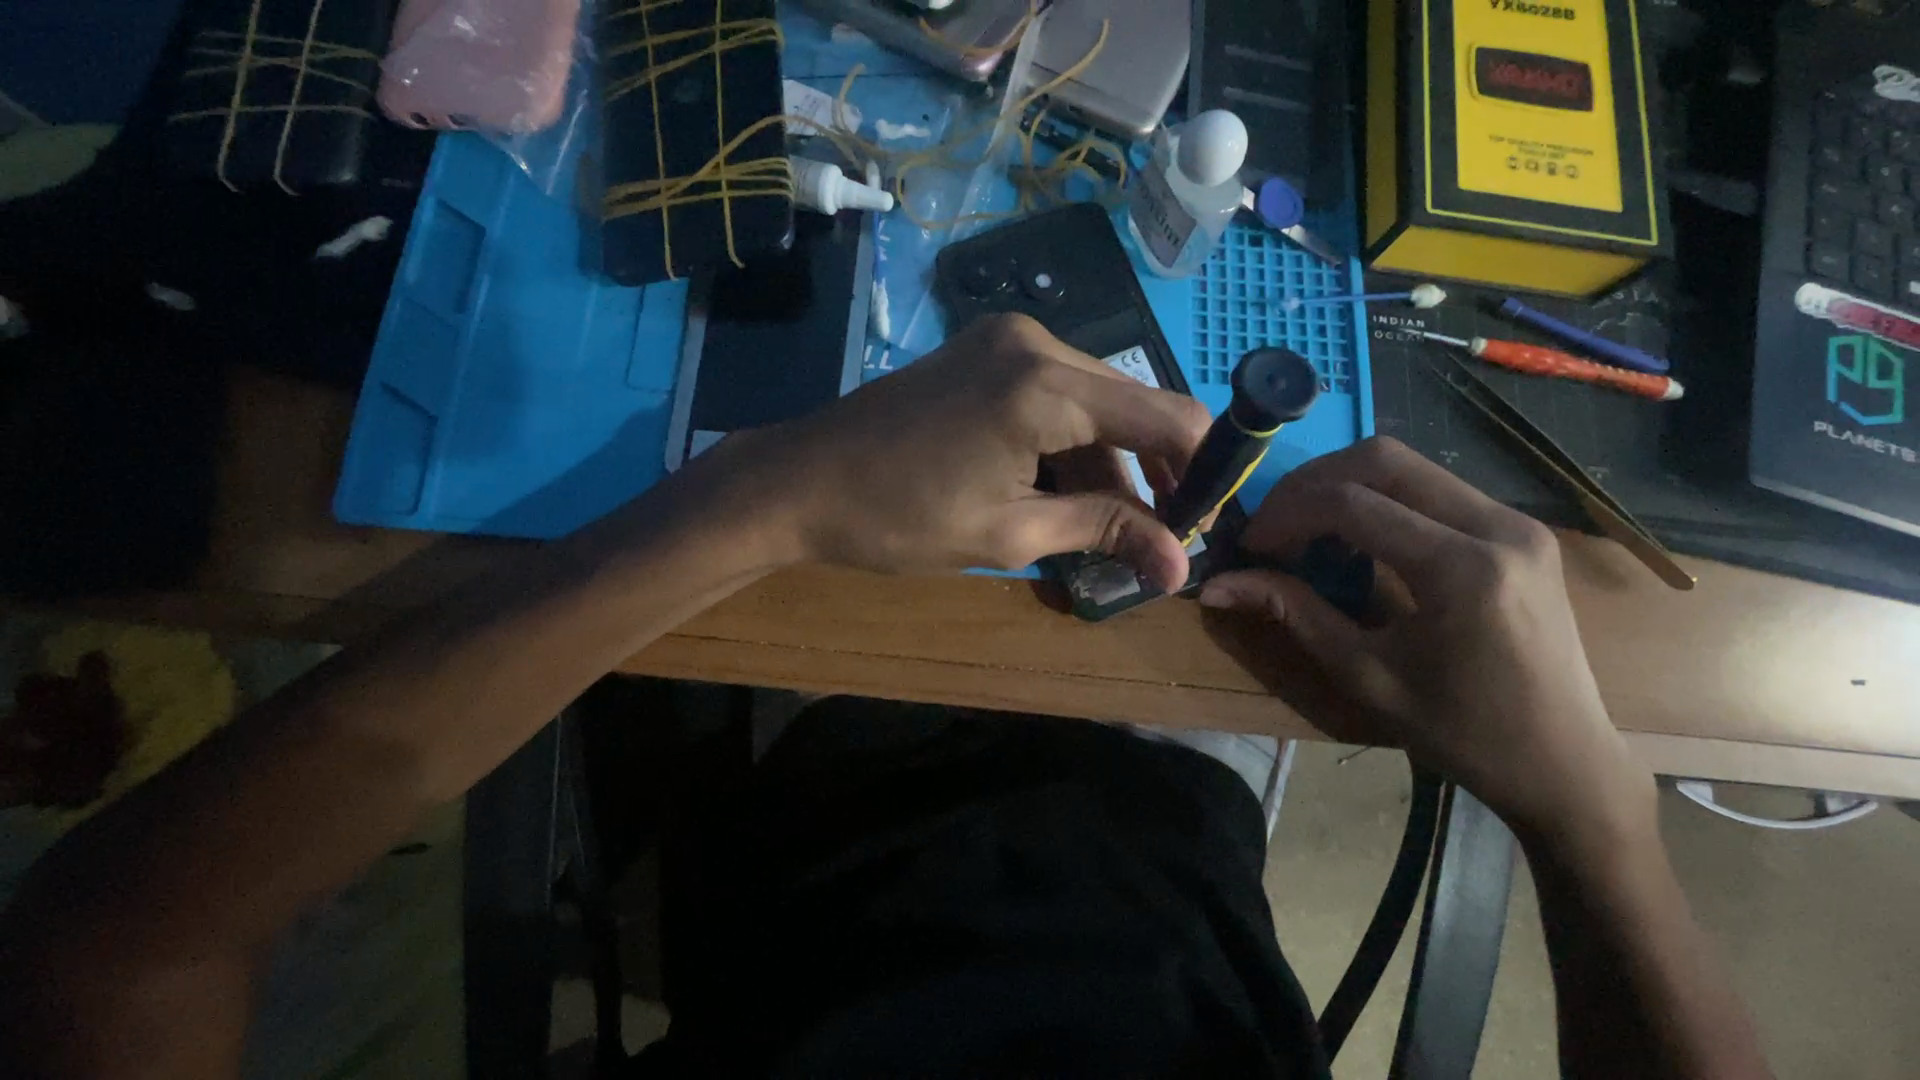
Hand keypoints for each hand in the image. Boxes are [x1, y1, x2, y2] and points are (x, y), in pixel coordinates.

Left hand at [728, 314, 1212, 589]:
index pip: (1170, 416)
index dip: (1201, 472)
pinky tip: (1061, 494)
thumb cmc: (898, 518)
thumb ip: (1103, 533)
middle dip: (1152, 476)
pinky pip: (1054, 395)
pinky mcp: (985, 352)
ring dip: (1107, 466)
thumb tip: (1181, 566)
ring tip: (1102, 533)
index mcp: (1047, 384)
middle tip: (1150, 542)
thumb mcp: (1009, 533)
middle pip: (1134, 407)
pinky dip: (1068, 445)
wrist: (799, 481)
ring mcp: (1007, 340)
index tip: (1201, 526)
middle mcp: (1038, 342)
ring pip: (1094, 403)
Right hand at [1198, 437, 1653, 840]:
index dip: (1286, 515)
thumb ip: (1294, 613)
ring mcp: (1516, 521)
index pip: (1352, 503)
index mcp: (1464, 571)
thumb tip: (1217, 586)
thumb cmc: (1461, 732)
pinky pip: (1433, 486)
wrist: (1564, 762)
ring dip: (1343, 485)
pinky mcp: (1519, 528)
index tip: (1250, 546)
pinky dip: (1380, 498)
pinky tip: (1357, 539)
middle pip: (1381, 458)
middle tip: (1273, 526)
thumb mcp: (1365, 675)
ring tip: (1307, 533)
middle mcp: (1498, 526)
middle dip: (1310, 484)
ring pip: (1407, 463)